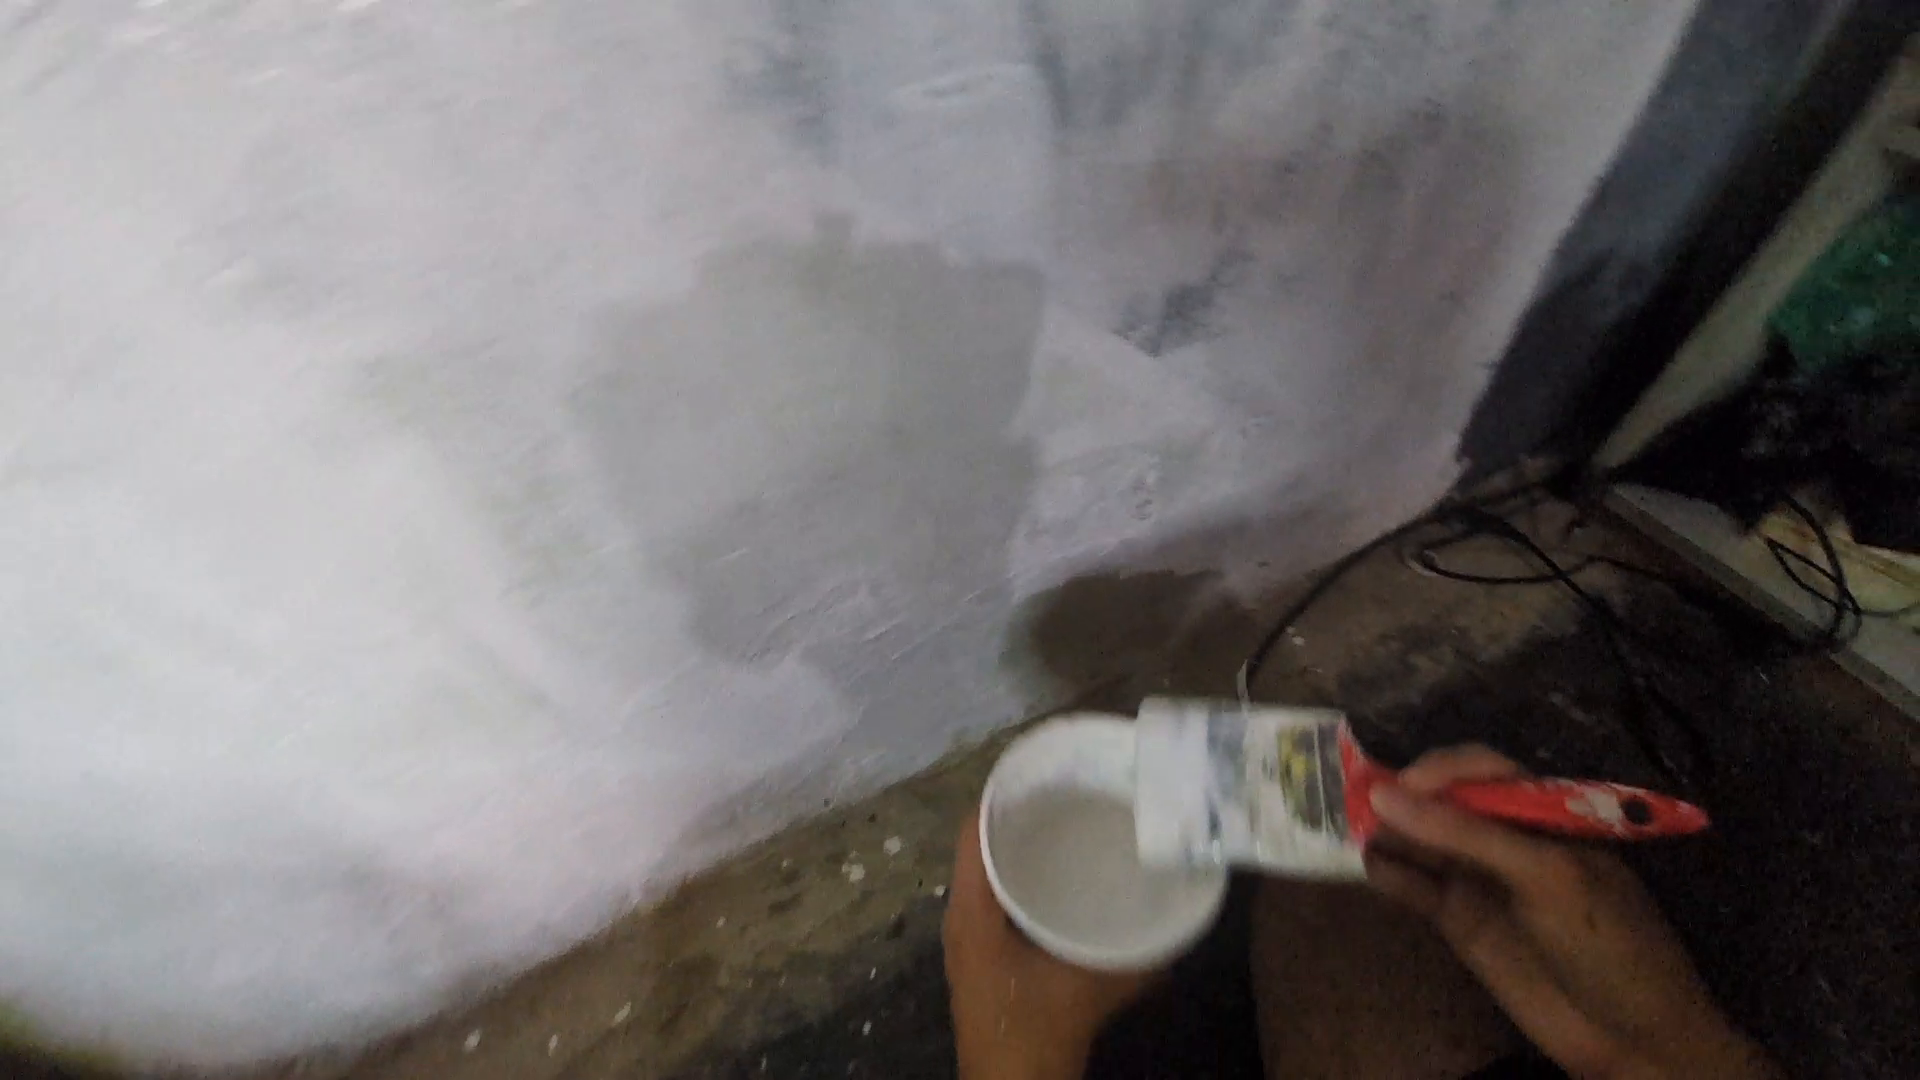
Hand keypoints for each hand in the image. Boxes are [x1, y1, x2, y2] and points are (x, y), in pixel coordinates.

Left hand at [943, 805, 1155, 1079]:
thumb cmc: (1037, 1031)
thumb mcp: (1090, 987)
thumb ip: (1137, 954)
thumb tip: (1178, 920)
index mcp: (972, 909)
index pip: (973, 828)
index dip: (1001, 794)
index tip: (1040, 774)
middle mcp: (960, 913)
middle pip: (978, 843)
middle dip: (1014, 814)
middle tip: (1060, 794)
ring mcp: (966, 933)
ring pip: (982, 868)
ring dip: (1013, 844)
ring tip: (1059, 822)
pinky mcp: (978, 951)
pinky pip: (989, 893)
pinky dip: (1013, 875)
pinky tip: (1050, 876)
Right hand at [1364, 747, 1779, 1079]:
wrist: (1637, 1046)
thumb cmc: (1608, 945)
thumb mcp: (1545, 876)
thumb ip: (1462, 832)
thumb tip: (1381, 793)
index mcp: (1537, 815)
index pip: (1479, 769)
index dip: (1438, 770)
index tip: (1399, 785)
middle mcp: (1499, 836)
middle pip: (1437, 799)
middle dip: (1398, 796)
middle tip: (1355, 800)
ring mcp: (1474, 876)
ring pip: (1415, 839)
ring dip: (1384, 831)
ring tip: (1351, 830)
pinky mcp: (1454, 915)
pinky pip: (1410, 883)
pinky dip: (1386, 872)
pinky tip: (1372, 869)